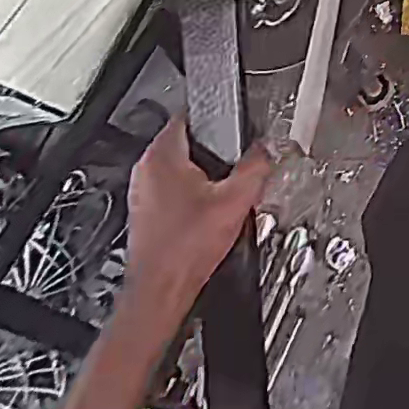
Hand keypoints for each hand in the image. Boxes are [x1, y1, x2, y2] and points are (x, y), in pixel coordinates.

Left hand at [124, 114, 274, 309]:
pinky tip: (211, 208)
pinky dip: (195, 190)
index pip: (189, 115)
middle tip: (237, 159)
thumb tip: (266, 150)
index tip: (235, 122)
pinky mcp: (147, 211)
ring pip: (183, 165)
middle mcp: (145, 171)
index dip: (218, 115)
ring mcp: (143, 193)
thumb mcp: (237, 198)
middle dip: (217, 148)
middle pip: (189, 141)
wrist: (162, 293)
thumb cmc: (185, 250)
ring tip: (226, 186)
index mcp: (161, 157)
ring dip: (206, 170)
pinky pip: (176, 186)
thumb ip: (256, 165)